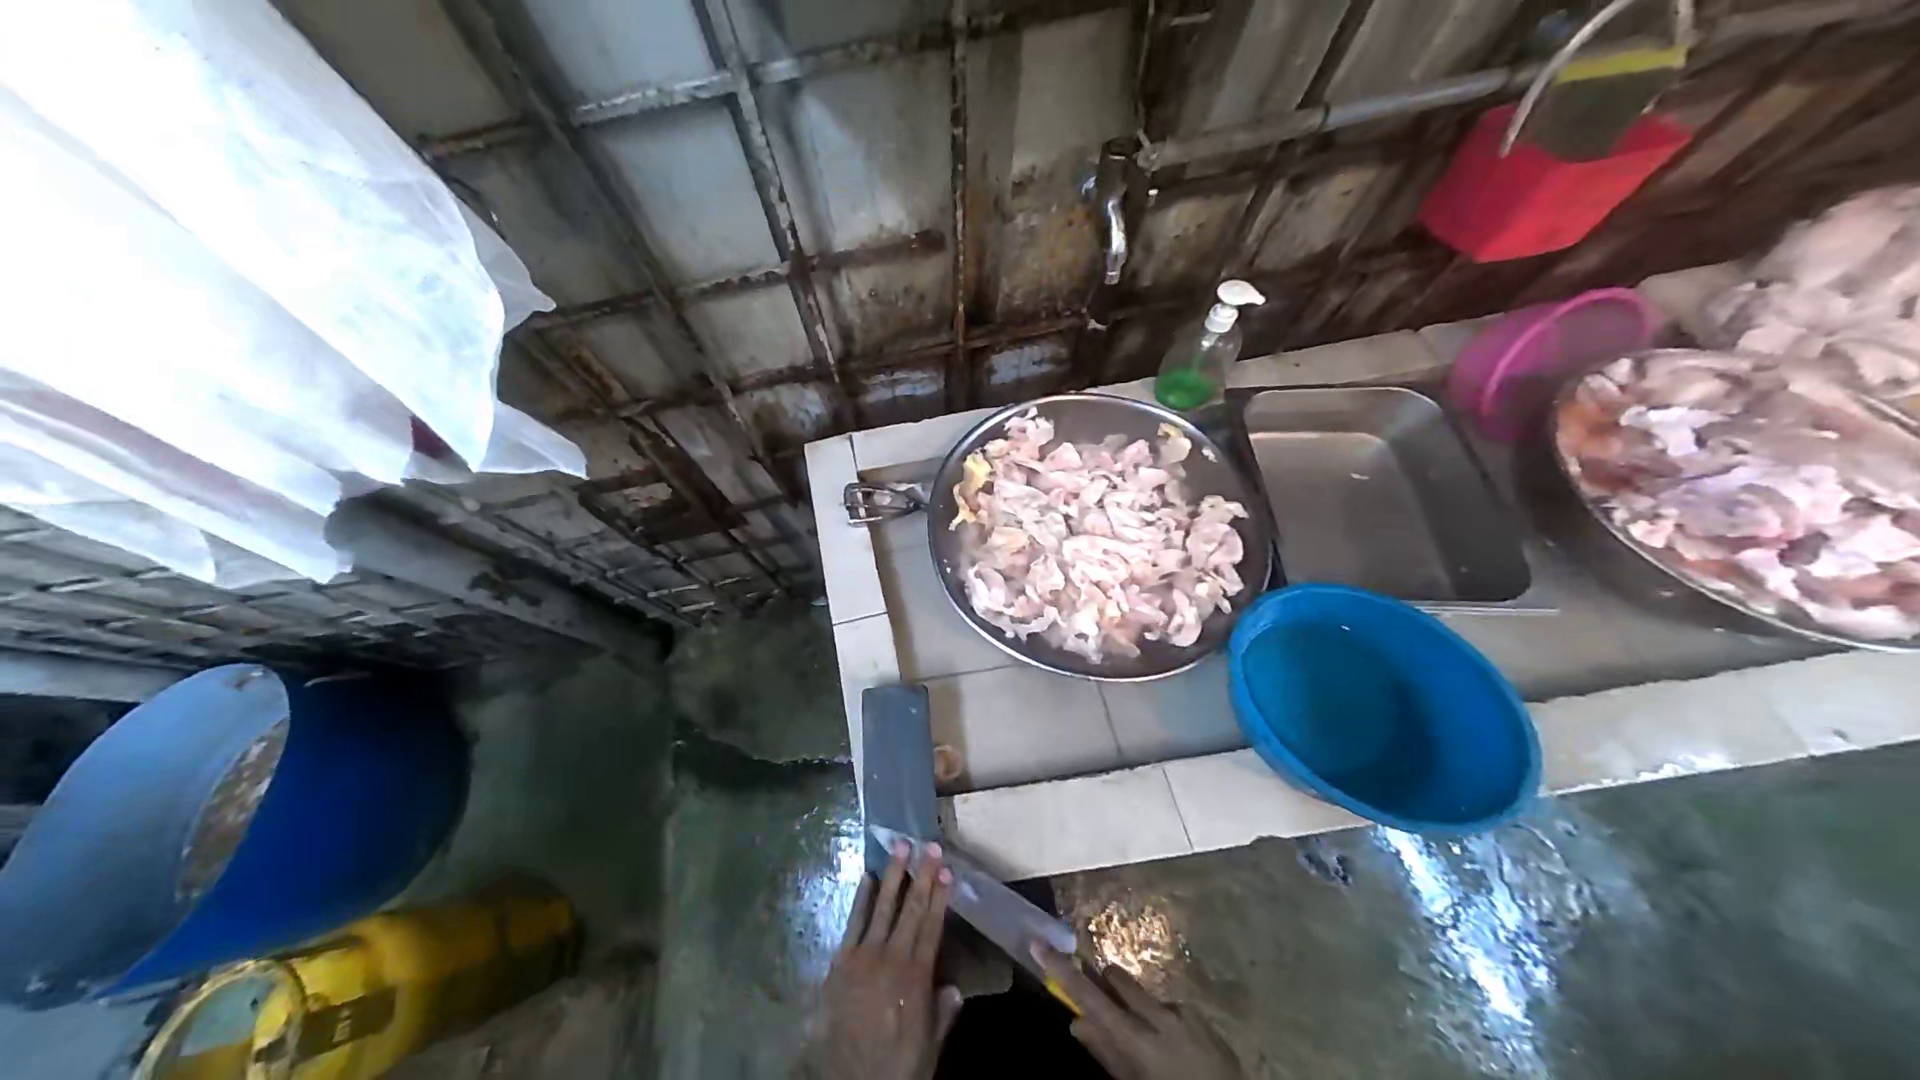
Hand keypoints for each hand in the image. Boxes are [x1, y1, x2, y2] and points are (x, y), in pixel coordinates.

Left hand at [799, 841, 960, 1079]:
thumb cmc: (892, 1066)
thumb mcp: (928, 1047)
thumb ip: (942, 1014)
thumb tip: (954, 988)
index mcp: (917, 976)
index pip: (932, 926)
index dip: (941, 896)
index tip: (948, 870)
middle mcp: (892, 957)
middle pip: (911, 909)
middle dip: (922, 876)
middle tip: (930, 847)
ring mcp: (864, 955)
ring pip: (883, 907)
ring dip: (893, 875)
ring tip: (901, 846)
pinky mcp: (841, 960)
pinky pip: (853, 922)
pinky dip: (861, 899)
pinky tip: (867, 877)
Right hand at [1032, 943, 1242, 1079]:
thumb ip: (1106, 1053)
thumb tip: (1077, 1021)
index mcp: (1136, 1040)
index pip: (1090, 996)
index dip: (1062, 970)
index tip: (1040, 943)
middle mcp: (1158, 1016)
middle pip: (1117, 977)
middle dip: (1106, 985)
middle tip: (1106, 1008)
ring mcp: (1183, 1013)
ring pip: (1144, 992)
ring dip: (1137, 1005)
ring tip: (1148, 1038)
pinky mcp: (1203, 1016)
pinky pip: (1171, 1006)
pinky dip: (1164, 1020)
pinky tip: (1175, 1048)